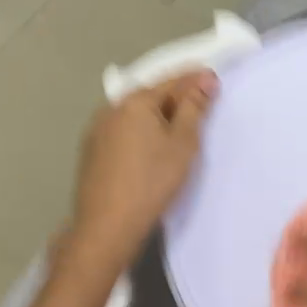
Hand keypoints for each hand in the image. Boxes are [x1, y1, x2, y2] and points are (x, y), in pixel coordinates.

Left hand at [60, 70, 217, 283]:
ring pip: (135, 114)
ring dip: (158, 114)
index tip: (215, 79)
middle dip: (176, 96)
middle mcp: (111, 109)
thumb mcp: (182, 144)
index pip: (171, 81)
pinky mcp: (92, 152)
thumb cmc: (151, 182)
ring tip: (180, 124)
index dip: (195, 79)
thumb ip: (193, 108)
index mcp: (134, 102)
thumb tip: (203, 80)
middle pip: (151, 95)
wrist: (106, 227)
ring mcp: (97, 131)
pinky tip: (152, 144)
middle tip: (202, 101)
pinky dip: (142, 131)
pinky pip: (124, 131)